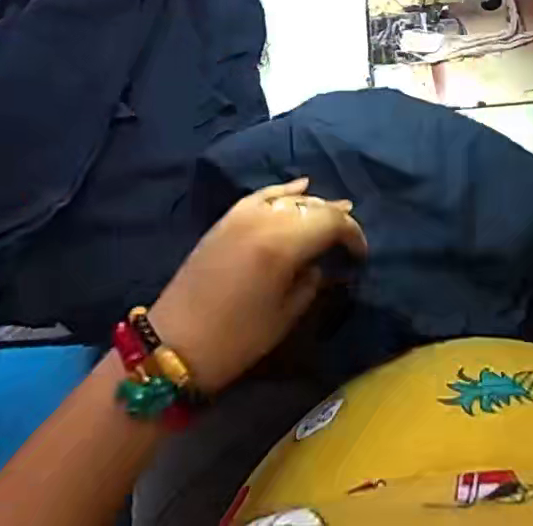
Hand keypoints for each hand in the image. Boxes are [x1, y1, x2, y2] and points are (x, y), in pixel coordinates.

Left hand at [149, 178, 366, 395]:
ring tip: (333, 215)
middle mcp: (266, 218)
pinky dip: (285, 191)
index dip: (352, 235)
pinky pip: (264, 194)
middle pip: (314, 206)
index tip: (360, 255)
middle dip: (336, 220)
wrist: (172, 345)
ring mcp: (244, 214)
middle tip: (349, 239)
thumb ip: (312, 279)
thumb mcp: (286, 314)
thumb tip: (323, 262)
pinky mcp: (227, 218)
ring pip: (292, 198)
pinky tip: (301, 187)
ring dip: (314, 206)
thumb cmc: (236, 339)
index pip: (332, 223)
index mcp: (283, 243)